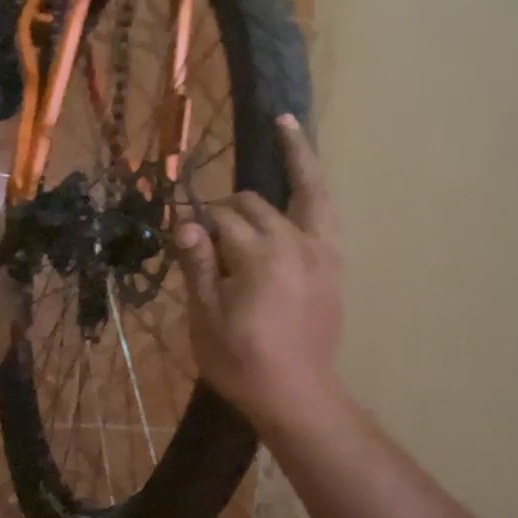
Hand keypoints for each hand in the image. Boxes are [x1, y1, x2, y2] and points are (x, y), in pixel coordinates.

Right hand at [176, 115, 344, 429]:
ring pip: (303, 192)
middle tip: (209, 235)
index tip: (183, 238)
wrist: (297, 395)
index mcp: (257, 256)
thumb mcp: (206, 319)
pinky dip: (316, 186)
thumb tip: (184, 223)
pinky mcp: (334, 262)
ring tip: (284, 122)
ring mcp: (320, 249)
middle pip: (253, 205)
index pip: (220, 222)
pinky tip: (307, 171)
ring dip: (292, 157)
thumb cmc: (242, 362)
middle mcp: (293, 242)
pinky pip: (326, 212)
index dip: (198, 227)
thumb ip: (197, 266)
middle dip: (228, 210)